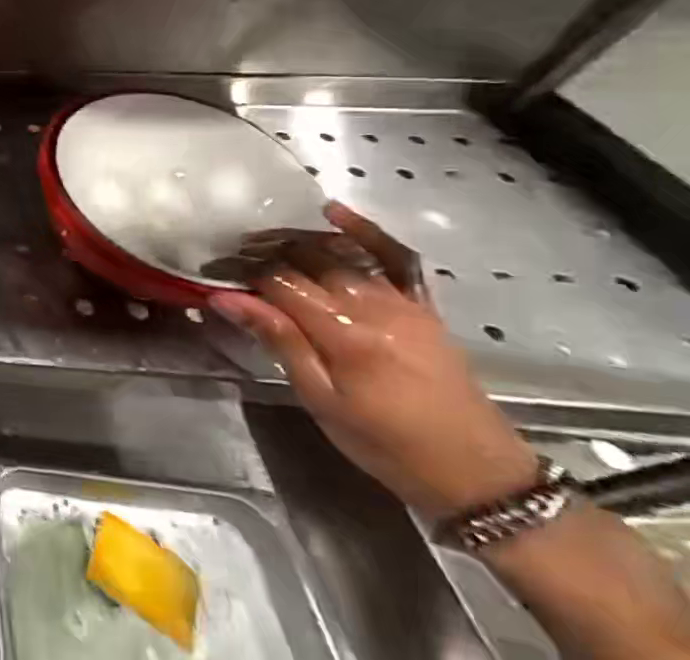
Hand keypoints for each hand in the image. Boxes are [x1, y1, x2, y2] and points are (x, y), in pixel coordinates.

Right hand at [210, 202, 538, 519]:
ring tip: (264, 240)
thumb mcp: (320, 399)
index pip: (281, 282)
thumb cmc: (384, 444)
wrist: (477, 475)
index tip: (212, 269)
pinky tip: (335, 214)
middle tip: (231, 254)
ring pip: (343, 255)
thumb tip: (226, 298)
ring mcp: (404, 304)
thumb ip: (278, 341)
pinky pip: (396, 260)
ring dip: (300, 240)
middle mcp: (376, 308)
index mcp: (345, 334)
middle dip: (266, 250)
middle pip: (310, 260)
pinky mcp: (423, 309)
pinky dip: (366, 233)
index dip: (243, 271)